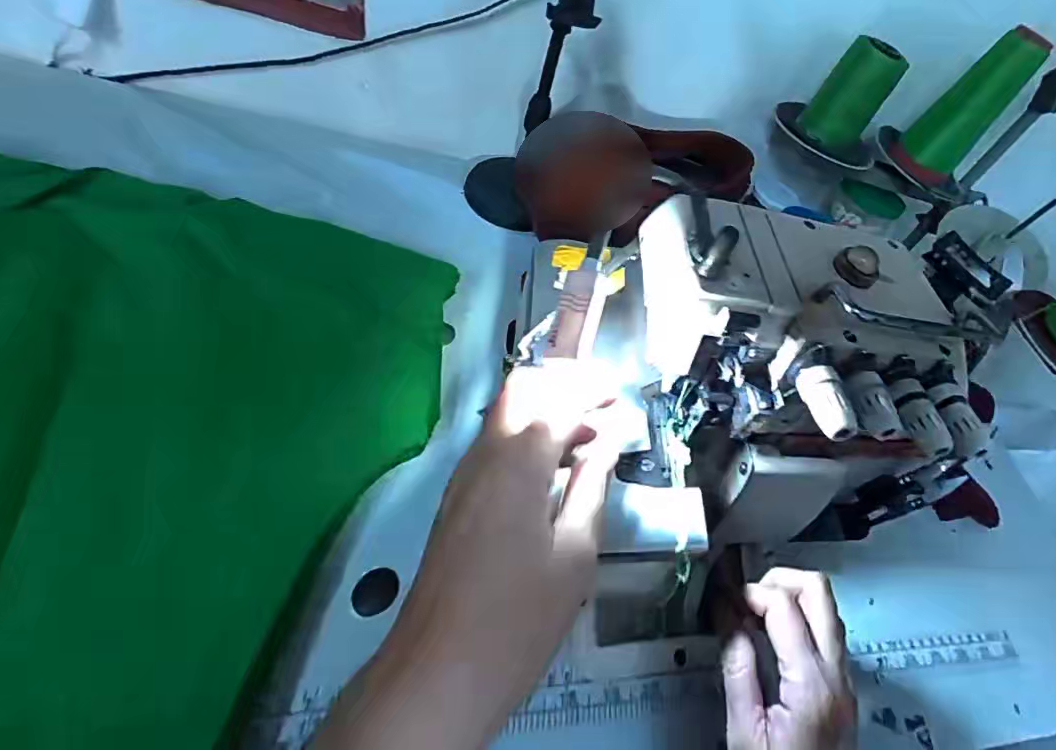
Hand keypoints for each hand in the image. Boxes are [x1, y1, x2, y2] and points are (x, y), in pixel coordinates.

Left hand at [316, 361, 622, 749]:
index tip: (621, 398)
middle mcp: (487, 452)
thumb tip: (610, 441)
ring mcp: (466, 473)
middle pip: (522, 387)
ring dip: (547, 404)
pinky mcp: (458, 495)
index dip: (593, 390)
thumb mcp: (575, 553)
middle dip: (565, 381)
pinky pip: (496, 439)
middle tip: (602, 400)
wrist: (434, 675)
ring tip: (587, 429)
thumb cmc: (517, 618)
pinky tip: (555, 462)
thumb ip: (593, 485)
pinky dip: (528, 430)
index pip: (560, 398)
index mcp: (519, 460)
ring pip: (506, 410)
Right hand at [723, 568, 858, 749]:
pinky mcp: (845, 689)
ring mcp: (846, 681)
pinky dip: (803, 618)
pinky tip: (775, 635)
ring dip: (793, 596)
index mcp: (811, 685)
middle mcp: (838, 674)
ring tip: (757, 613)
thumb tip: (728, 618)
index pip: (784, 607)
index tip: (724, 599)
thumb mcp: (745, 736)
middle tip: (747, 597)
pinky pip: (829, 632)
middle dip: (779, 580)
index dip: (751, 593)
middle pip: (819, 591)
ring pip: (828, 607)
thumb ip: (738, 671)